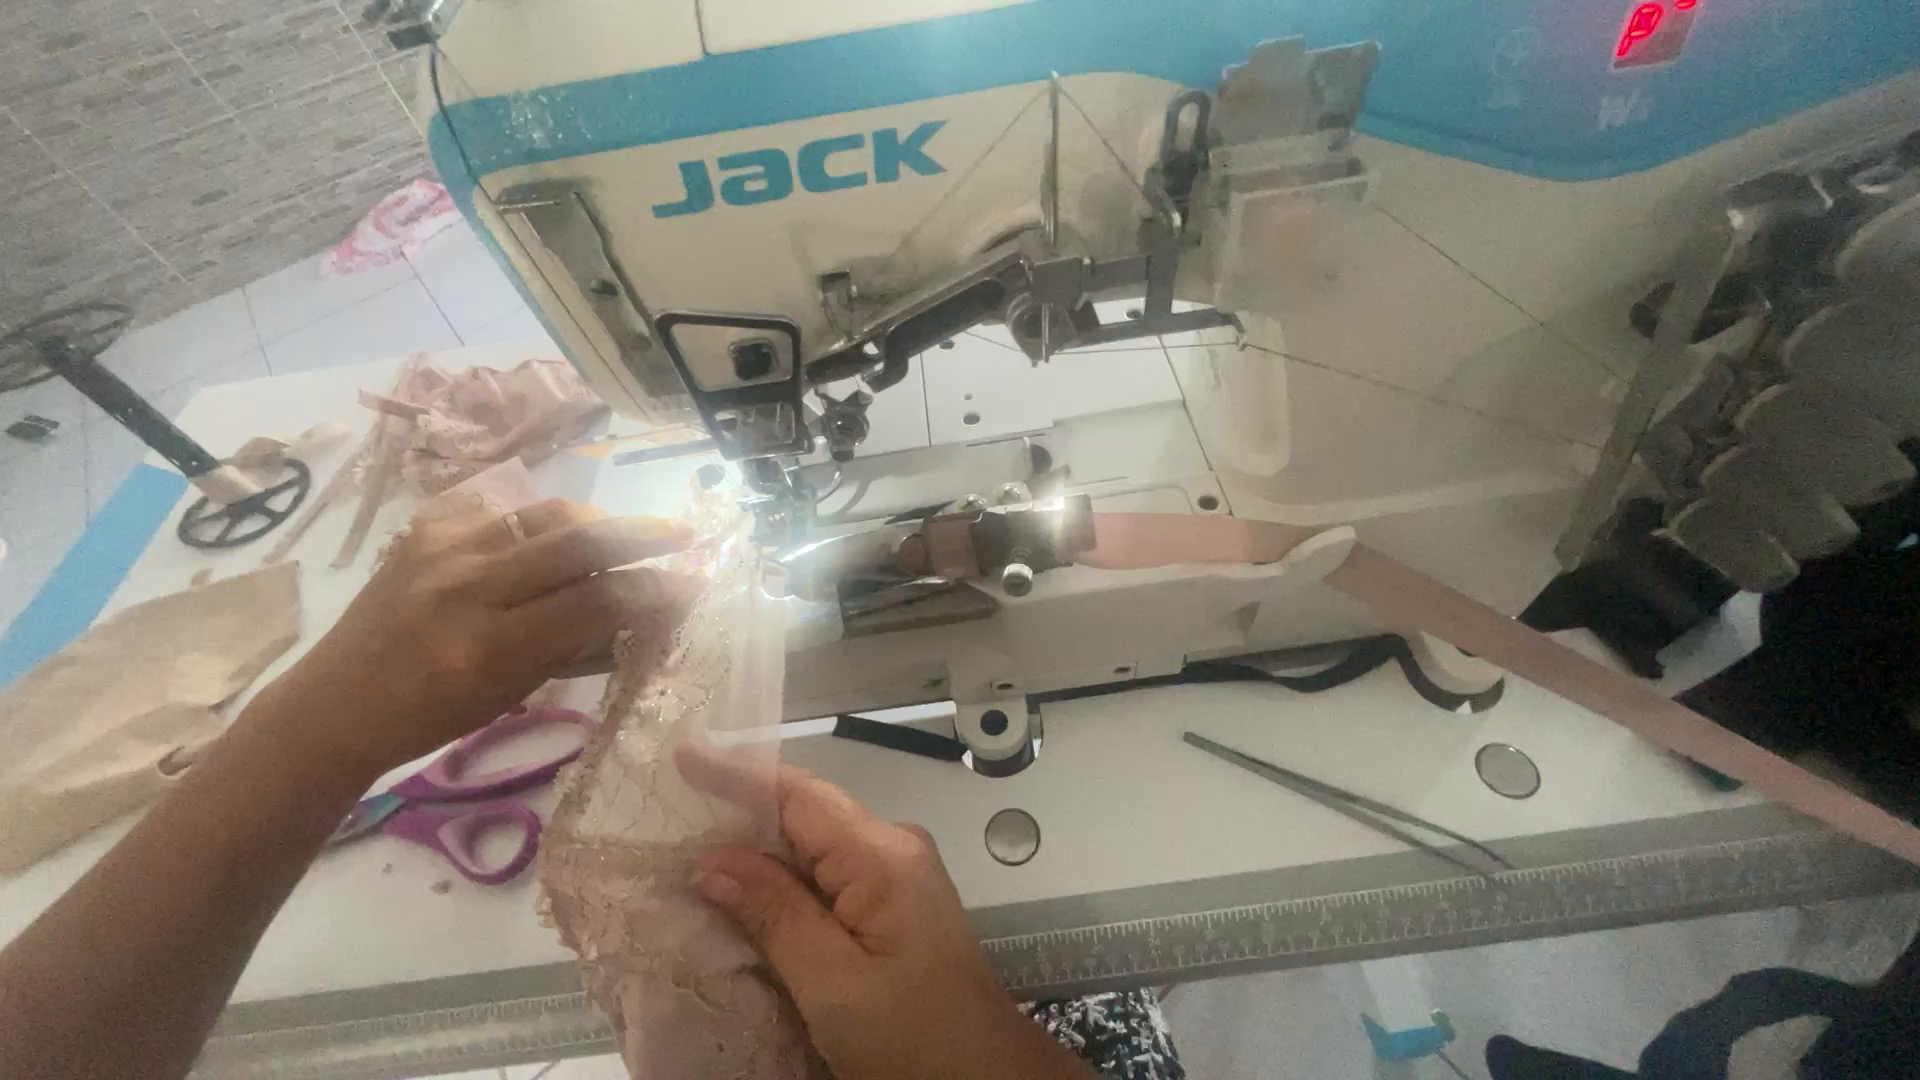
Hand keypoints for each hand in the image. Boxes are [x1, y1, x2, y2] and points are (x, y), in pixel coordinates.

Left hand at [245, 499, 691, 785]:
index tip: (692, 585)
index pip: (595, 601)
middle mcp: (466, 587)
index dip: (653, 589)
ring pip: (548, 515)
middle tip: (687, 535)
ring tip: (632, 533)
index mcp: (489, 645)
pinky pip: (508, 514)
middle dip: (644, 535)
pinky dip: (548, 525)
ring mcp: (442, 549)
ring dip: (602, 522)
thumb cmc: (435, 716)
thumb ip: (581, 643)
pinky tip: (562, 540)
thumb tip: (644, 608)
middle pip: (578, 542)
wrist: (333, 703)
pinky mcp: (427, 529)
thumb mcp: (516, 690)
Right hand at [677, 747, 1094, 1079]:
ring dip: (760, 845)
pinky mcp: (894, 897)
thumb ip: (775, 914)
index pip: (799, 794)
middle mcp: (893, 845)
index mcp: (882, 854)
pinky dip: (785, 875)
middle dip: (741, 808)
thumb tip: (713, 860)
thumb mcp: (833, 983)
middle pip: (807, 811)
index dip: (739, 773)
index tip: (684, 755)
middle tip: (674, 808)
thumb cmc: (912, 1035)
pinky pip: (830, 869)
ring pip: (815, 841)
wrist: (983, 1075)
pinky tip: (747, 888)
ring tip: (694, 844)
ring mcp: (897, 870)